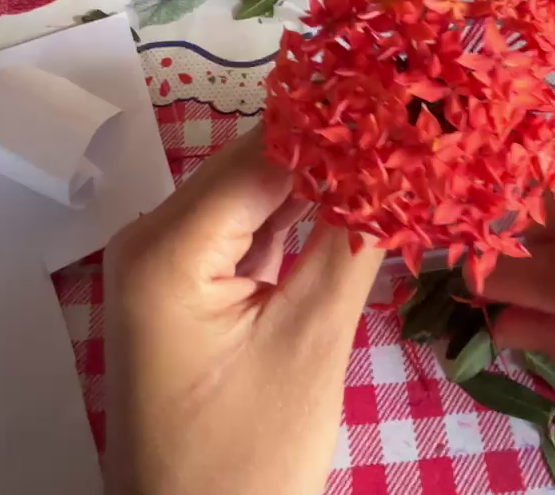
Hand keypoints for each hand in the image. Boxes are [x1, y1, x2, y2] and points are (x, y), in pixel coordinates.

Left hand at [104, 131, 381, 494]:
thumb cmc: (249, 460)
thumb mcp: (310, 343)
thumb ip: (350, 242)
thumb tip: (393, 161)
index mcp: (167, 249)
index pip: (260, 155)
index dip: (332, 123)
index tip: (396, 97)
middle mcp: (154, 237)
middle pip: (253, 166)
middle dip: (329, 144)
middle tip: (401, 114)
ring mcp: (168, 260)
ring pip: (254, 192)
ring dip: (319, 174)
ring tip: (386, 140)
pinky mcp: (189, 281)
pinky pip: (248, 227)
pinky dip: (299, 212)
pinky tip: (349, 190)